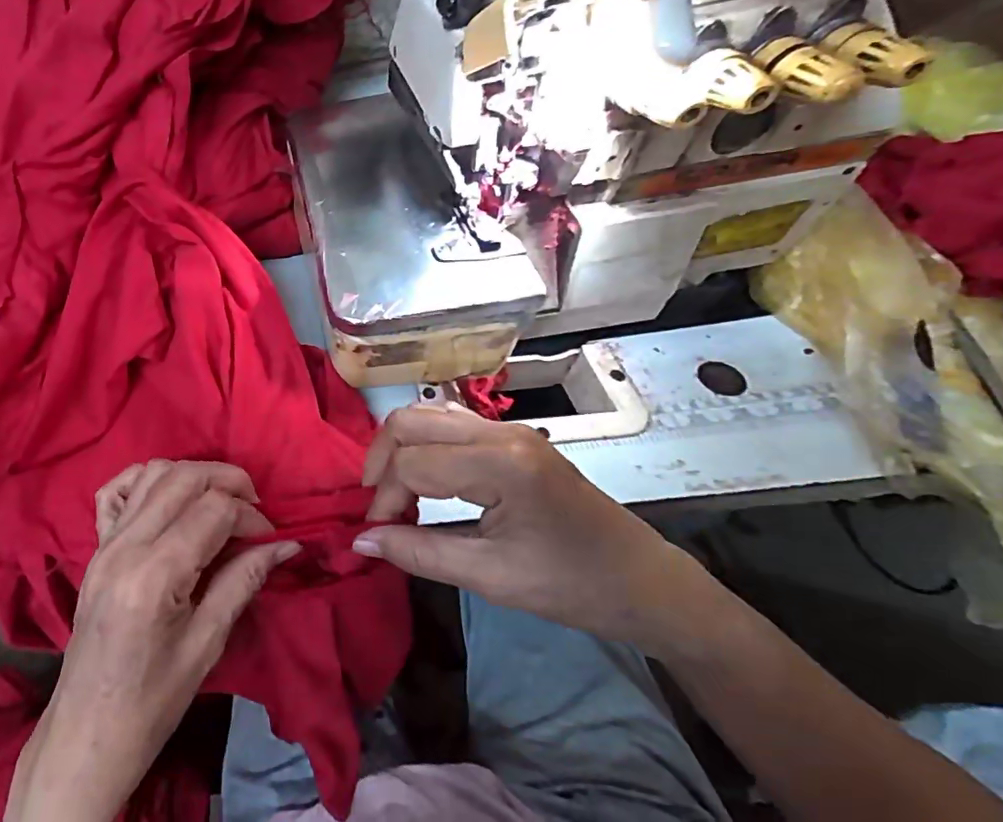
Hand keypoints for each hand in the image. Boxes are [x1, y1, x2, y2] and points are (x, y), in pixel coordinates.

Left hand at [6, 460, 299, 821]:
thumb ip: (245, 580)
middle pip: (184, 477)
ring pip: (153, 474)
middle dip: (228, 481)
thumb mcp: (208, 643)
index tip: (270, 541)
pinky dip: (147, 480)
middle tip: (254, 510)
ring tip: (222, 503)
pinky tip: (171, 498)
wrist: (86, 736)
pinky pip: (116, 492)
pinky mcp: (94, 550)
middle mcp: (125, 546)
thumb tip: (287, 544)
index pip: (214, 509)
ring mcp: (104, 544)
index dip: (251, 517)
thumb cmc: (153, 701)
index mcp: (154, 574)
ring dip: (195, 476)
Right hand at [355, 403, 698, 643]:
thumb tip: (361, 540)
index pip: (412, 462)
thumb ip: (419, 552)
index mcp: (500, 462)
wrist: (640, 580)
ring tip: (397, 498)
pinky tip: (426, 485)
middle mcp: (502, 432)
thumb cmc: (571, 585)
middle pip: (413, 420)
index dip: (384, 498)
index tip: (378, 536)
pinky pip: (454, 427)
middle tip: (378, 508)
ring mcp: (510, 430)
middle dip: (383, 460)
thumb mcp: (491, 577)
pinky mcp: (515, 439)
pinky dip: (427, 449)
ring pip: (431, 416)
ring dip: (403, 451)